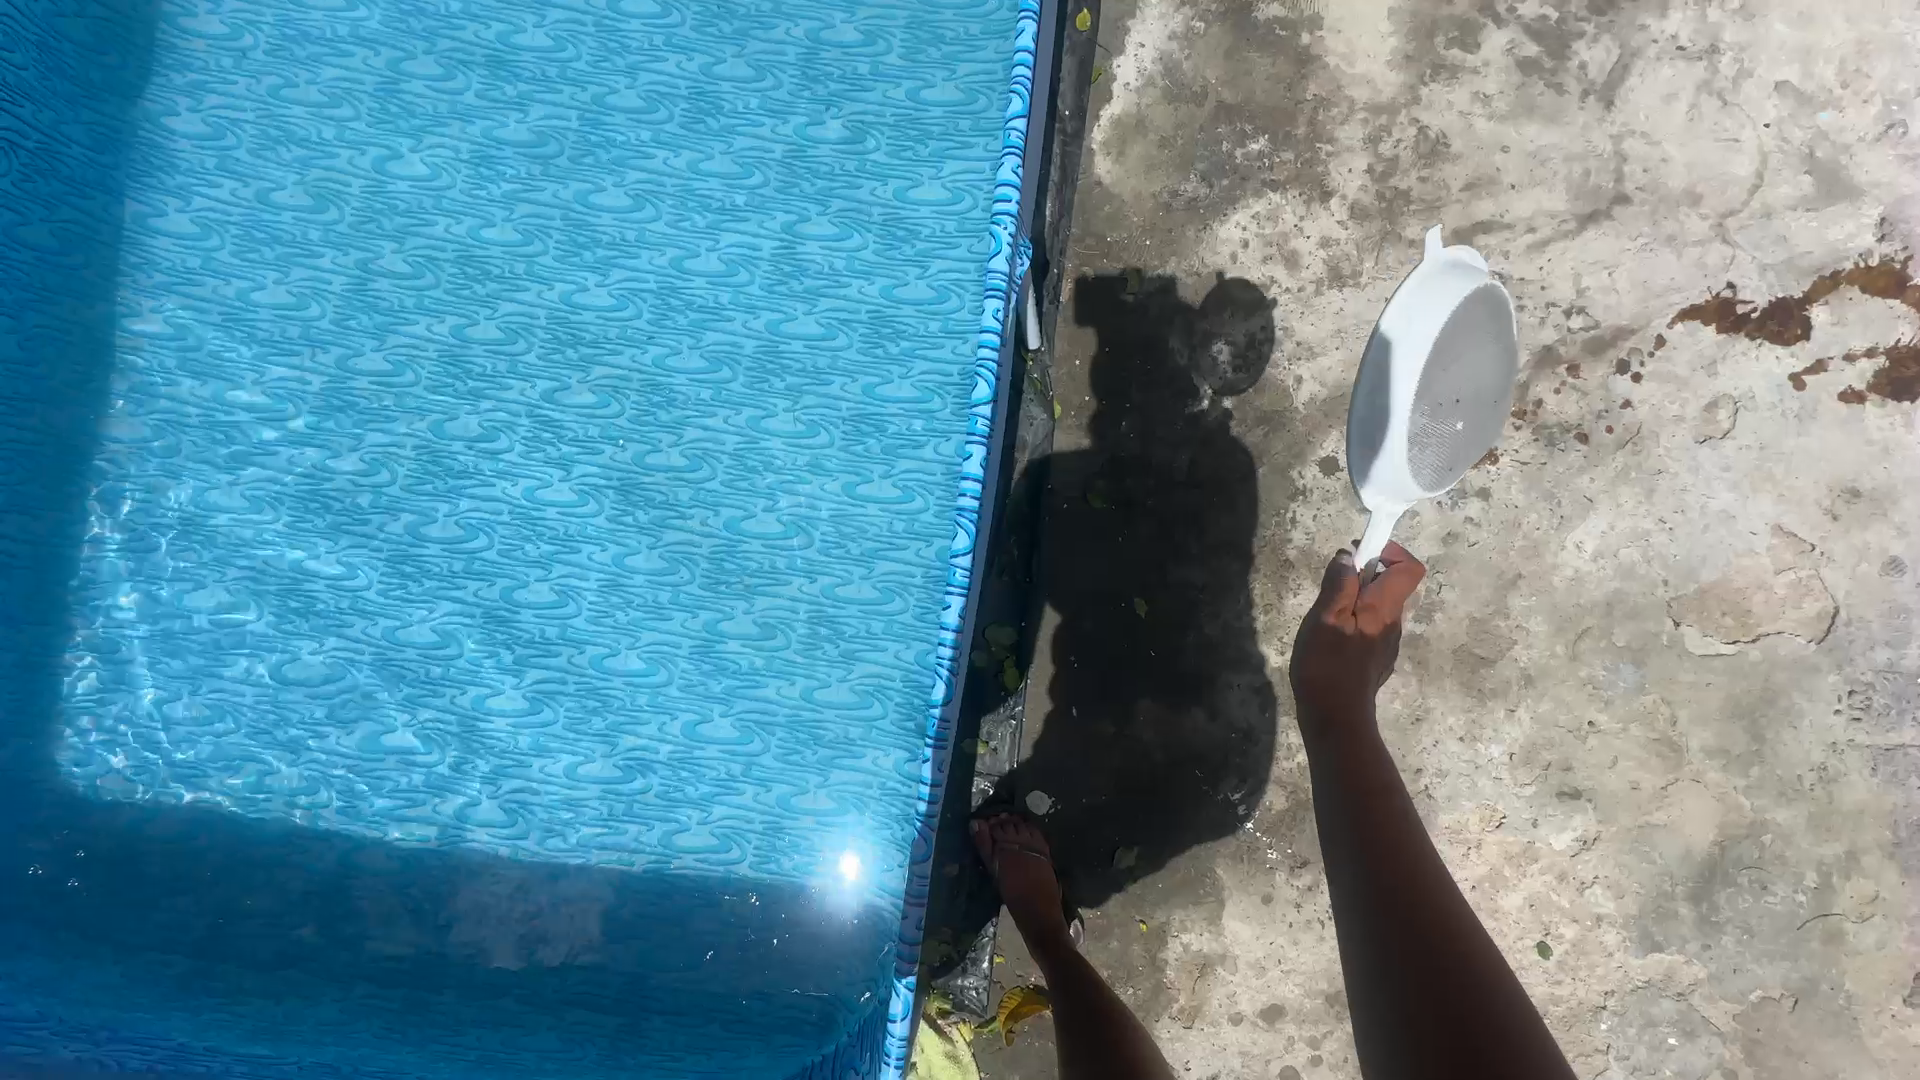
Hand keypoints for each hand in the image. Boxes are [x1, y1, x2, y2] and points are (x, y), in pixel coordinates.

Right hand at [1288, 541, 1426, 731]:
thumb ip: (1338, 586)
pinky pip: (1370, 626)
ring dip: (1356, 597)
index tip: (1358, 552)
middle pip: (1391, 586)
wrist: (1335, 716)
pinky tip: (1330, 635)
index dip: (1390, 551)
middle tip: (1331, 581)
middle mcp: (1394, 623)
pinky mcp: (1375, 658)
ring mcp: (1386, 643)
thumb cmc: (1327, 664)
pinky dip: (1354, 618)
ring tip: (1325, 610)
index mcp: (1384, 609)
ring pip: (1378, 606)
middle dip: (1364, 573)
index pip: (1410, 568)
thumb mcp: (1325, 619)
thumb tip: (1348, 557)